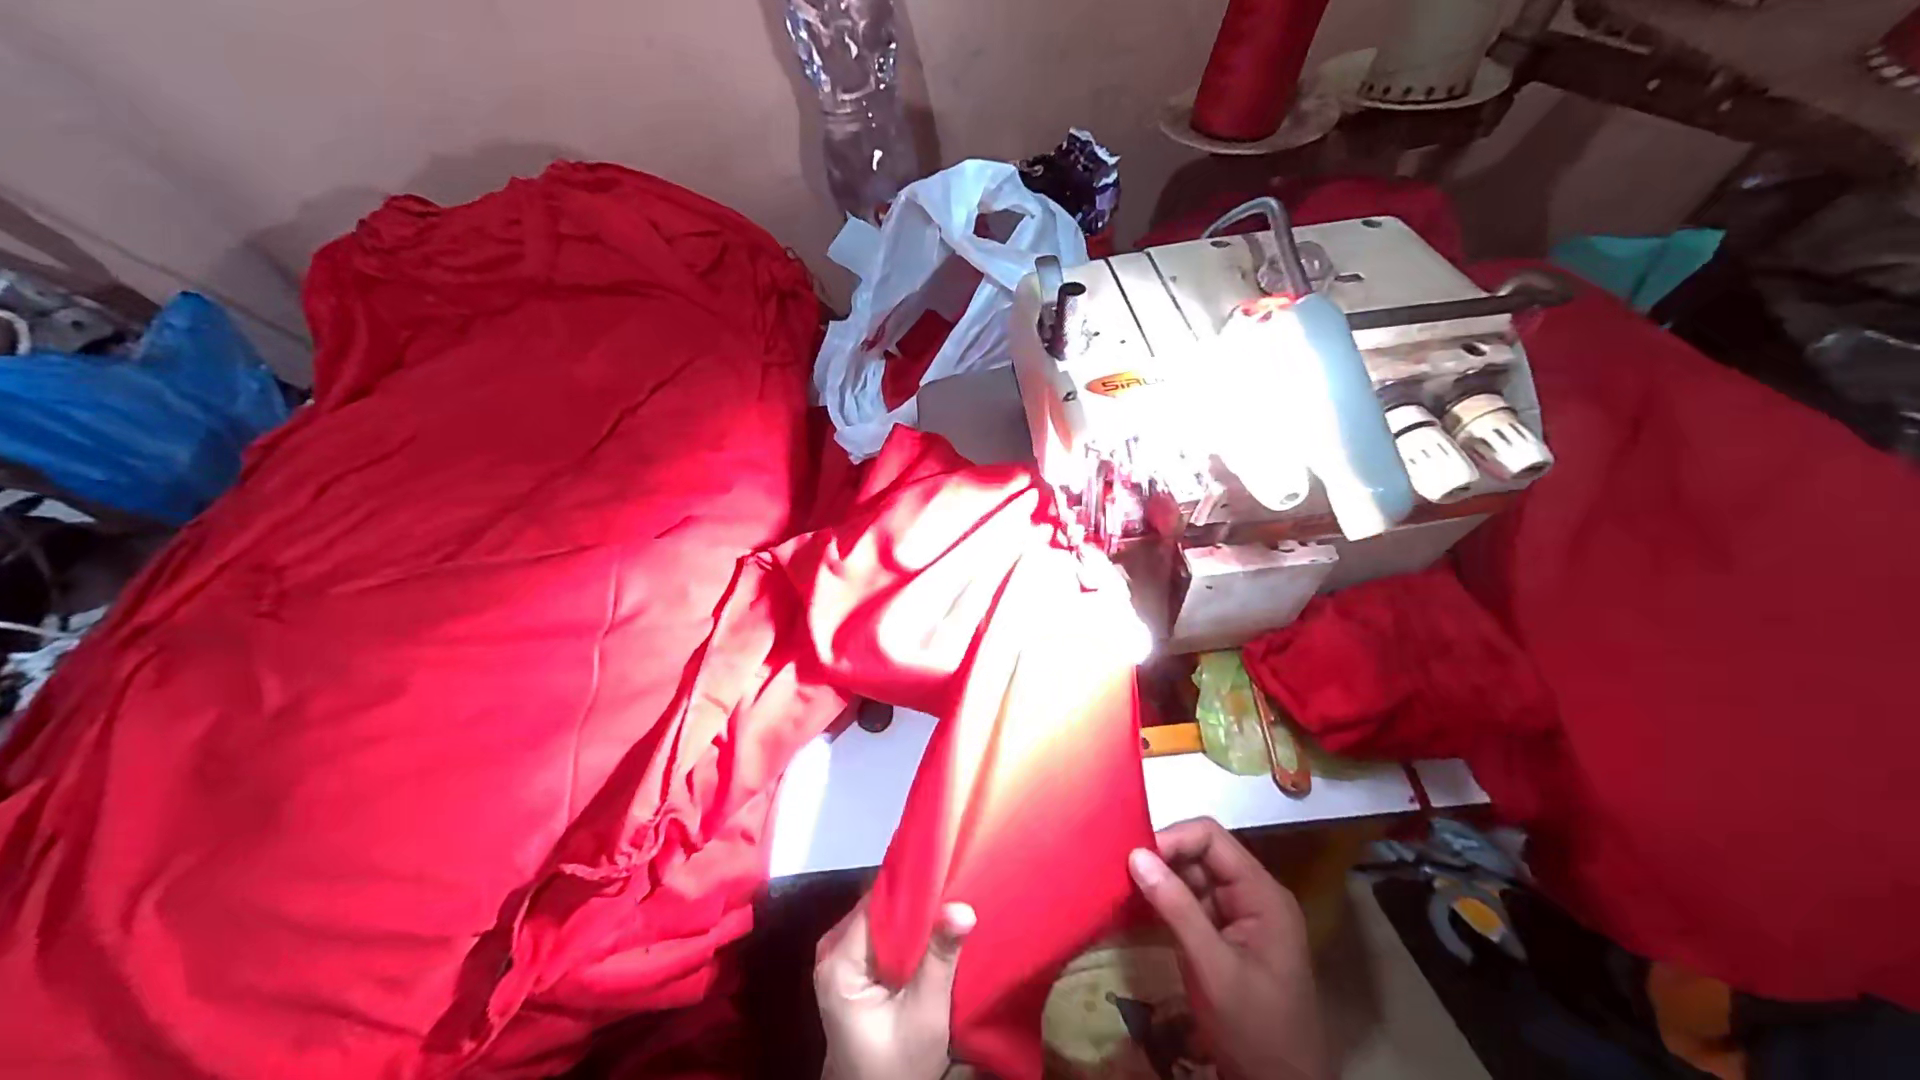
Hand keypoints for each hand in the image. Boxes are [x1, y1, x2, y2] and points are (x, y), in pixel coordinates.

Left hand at [814, 896, 975, 1079]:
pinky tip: (929, 930)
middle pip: (876, 907)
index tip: (943, 874)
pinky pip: (878, 933)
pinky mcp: (849, 968)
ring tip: (945, 906)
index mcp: (838, 962)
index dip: (911, 887)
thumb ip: (940, 958)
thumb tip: (962, 906)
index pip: (875, 903)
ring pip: (880, 918)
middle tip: (950, 890)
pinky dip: (904, 932)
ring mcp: (838, 959)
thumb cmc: (895, 1066)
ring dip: (911, 916)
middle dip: (914, 901)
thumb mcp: (925, 1015)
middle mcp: (830, 952)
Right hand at [1128, 818, 1326, 1079]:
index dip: (1172, 839)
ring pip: (1193, 876)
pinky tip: (1138, 906)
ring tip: (1123, 886)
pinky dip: (1166, 901)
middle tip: (1121, 872)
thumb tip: (1135, 854)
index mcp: (1262, 893)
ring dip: (1160, 879)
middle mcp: (1253, 894)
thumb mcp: (1212, 967)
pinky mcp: (1225, 935)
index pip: (1212, 839)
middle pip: (1201, 854)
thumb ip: (1176, 907)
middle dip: (1162, 858)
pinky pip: (1192, 902)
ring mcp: (1240, 915)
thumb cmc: (1254, 1028)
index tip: (1134, 858)